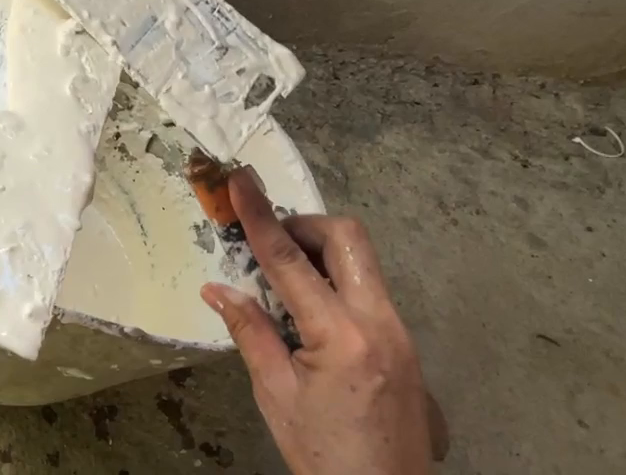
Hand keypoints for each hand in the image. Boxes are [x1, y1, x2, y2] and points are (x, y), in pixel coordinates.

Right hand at [200, 169, 436, 474]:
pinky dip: (335, 283)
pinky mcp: (407, 348)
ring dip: (320, 254)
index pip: (290, 260)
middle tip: (270, 245)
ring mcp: (401, 335)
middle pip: (347, 239)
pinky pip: (369, 291)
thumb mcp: (276, 395)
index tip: (240, 179)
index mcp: (341, 336)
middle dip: (304, 226)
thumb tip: (217, 288)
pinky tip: (311, 316)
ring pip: (362, 261)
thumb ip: (250, 333)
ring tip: (285, 282)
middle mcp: (380, 324)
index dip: (260, 215)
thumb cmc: (324, 455)